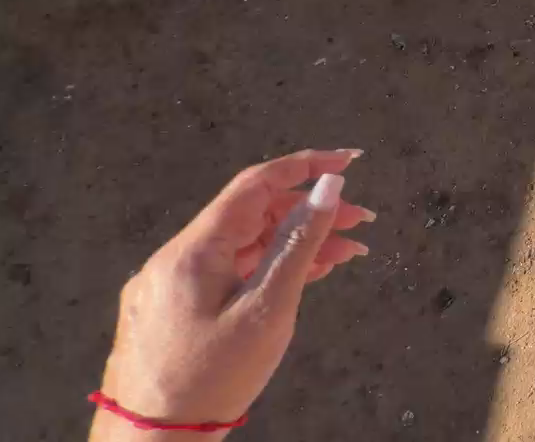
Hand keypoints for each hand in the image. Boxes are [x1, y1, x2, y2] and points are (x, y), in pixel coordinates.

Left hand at [91, 150, 373, 439]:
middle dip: (313, 210)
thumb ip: (300, 238)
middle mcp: (175, 260)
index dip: (306, 165)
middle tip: (363, 221)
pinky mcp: (175, 308)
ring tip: (349, 251)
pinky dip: (276, 262)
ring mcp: (171, 285)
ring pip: (248, 242)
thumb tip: (329, 183)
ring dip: (300, 239)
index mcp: (192, 253)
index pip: (254, 185)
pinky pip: (234, 267)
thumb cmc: (215, 374)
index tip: (353, 161)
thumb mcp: (270, 304)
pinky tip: (312, 271)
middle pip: (254, 214)